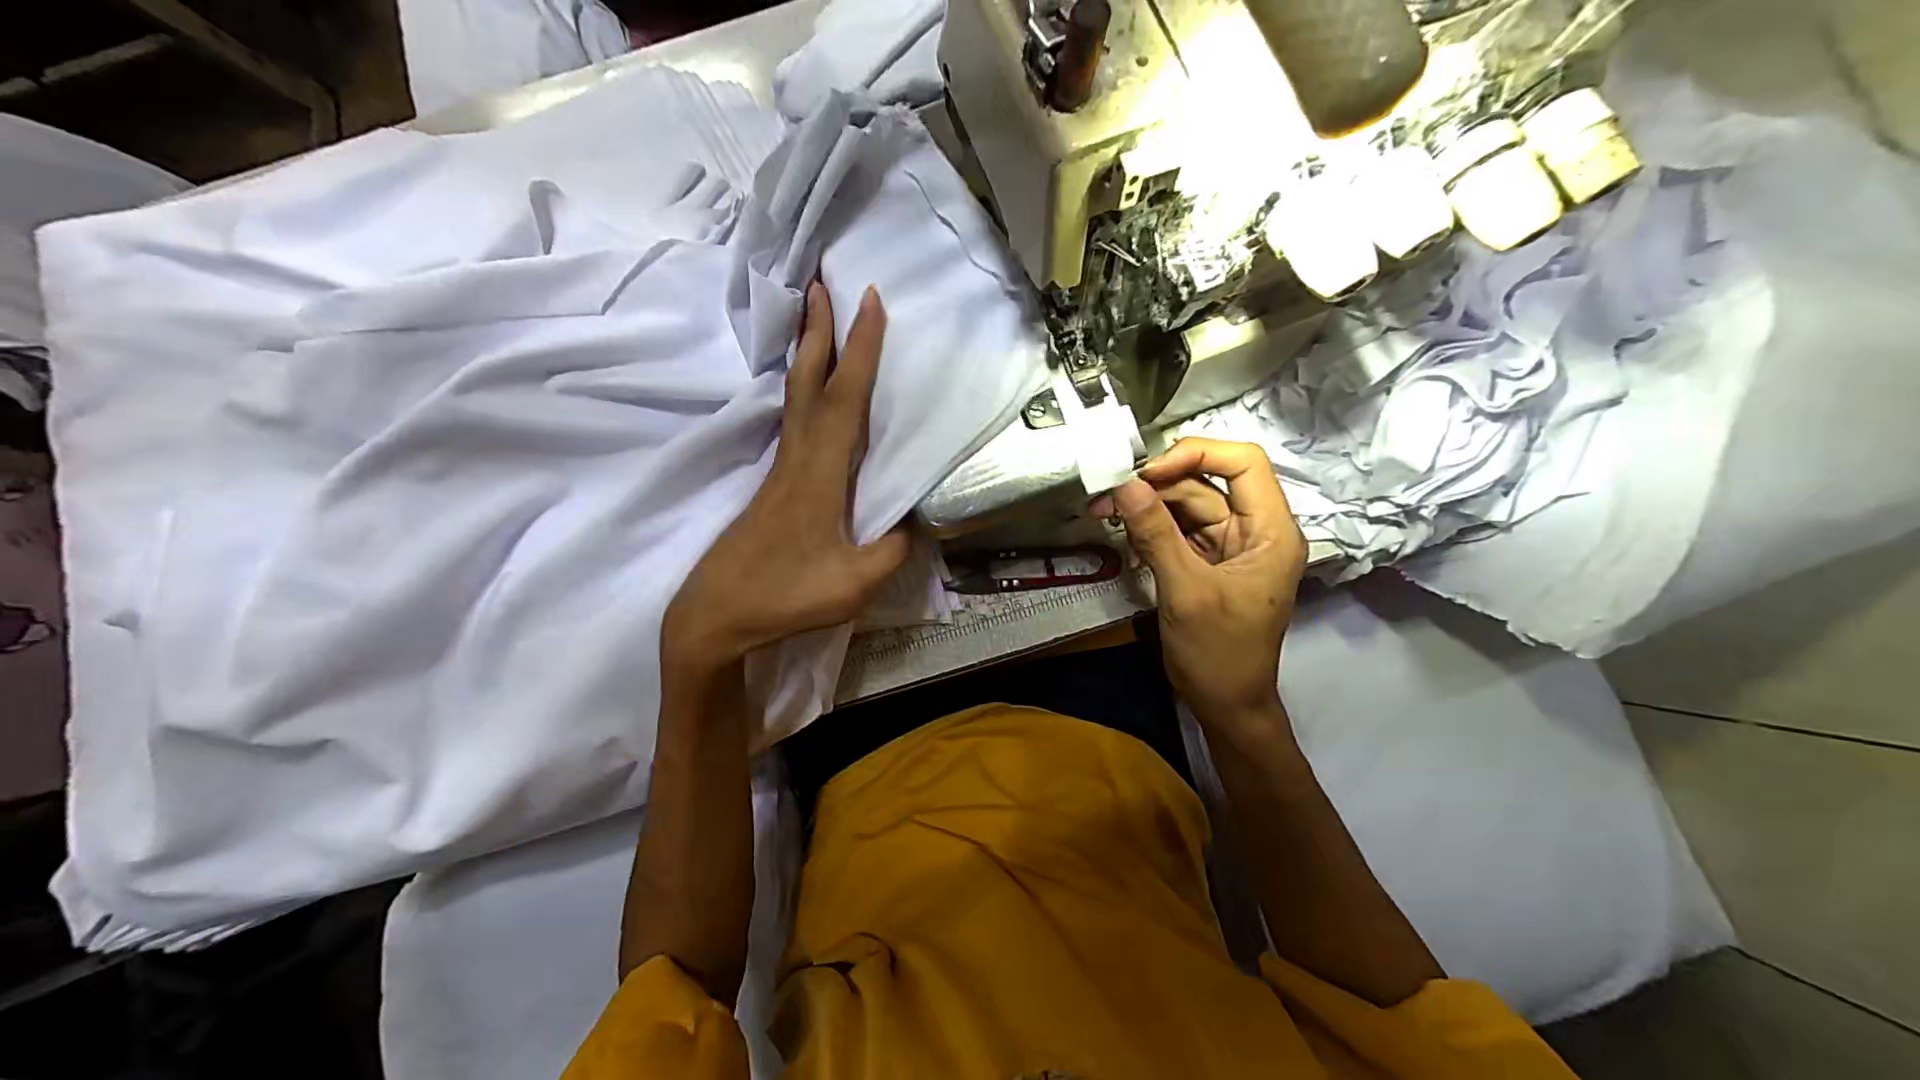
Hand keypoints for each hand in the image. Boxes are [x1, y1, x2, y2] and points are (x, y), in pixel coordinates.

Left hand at [663, 282, 910, 673]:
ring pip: (796, 397)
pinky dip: (804, 389)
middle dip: (818, 330)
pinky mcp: (774, 484)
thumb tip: (913, 521)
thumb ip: (892, 549)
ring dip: (808, 353)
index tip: (868, 299)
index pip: (843, 400)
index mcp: (820, 475)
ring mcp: (781, 470)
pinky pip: (794, 420)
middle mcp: (798, 459)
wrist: (717, 614)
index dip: (859, 349)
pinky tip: (811, 391)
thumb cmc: (785, 596)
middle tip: (821, 282)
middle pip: (808, 382)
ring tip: (814, 317)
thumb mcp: (855, 584)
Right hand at [1091, 438, 1306, 724]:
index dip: (1197, 454)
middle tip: (1109, 495)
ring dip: (1147, 508)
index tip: (1148, 473)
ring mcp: (1230, 546)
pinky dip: (1151, 529)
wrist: (1226, 706)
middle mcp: (1255, 530)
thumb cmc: (1218, 654)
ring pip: (1187, 506)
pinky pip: (1178, 530)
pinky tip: (1125, 534)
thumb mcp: (1186, 591)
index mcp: (1271, 531)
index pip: (1244, 463)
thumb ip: (1156, 533)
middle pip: (1207, 483)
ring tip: (1106, 514)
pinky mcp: (1208, 562)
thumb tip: (1125, 484)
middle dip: (1157, 486)